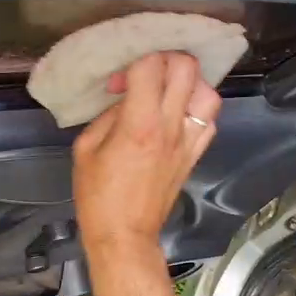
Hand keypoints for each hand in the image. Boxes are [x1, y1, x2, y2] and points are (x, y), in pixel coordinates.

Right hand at [71, 51, 221, 259]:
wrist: (124, 236)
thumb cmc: (98, 197)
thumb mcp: (85, 150)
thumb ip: (106, 116)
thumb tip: (123, 99)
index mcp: (139, 124)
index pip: (151, 66)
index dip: (134, 60)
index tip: (120, 78)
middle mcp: (170, 127)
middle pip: (186, 68)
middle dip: (165, 60)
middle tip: (148, 71)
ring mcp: (188, 142)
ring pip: (207, 92)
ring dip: (189, 83)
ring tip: (168, 89)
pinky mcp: (194, 156)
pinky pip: (209, 120)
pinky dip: (197, 109)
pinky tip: (179, 113)